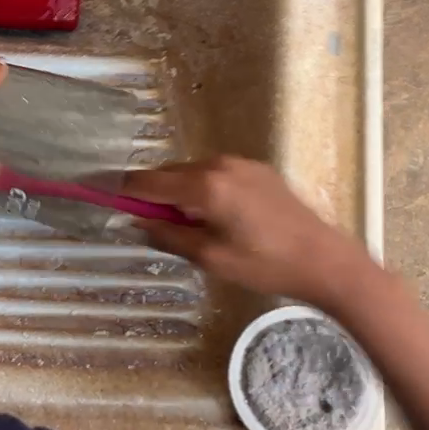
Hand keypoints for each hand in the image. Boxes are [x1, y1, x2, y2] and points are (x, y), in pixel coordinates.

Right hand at [122, 156, 378, 308]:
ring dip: (179, 192)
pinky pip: (214, 174)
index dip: (120, 189)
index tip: (97, 192)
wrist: (330, 263)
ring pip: (190, 173)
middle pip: (166, 173)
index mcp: (204, 185)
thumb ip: (167, 234)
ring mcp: (240, 164)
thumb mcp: (211, 258)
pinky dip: (202, 189)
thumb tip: (135, 222)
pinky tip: (216, 216)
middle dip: (153, 195)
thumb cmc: (267, 265)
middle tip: (152, 225)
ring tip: (190, 225)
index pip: (146, 181)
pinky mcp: (257, 170)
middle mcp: (218, 165)